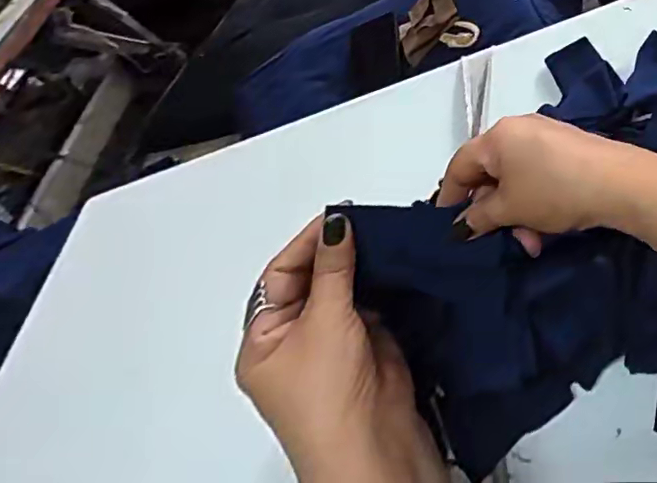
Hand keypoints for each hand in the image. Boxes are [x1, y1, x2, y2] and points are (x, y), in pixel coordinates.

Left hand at [234, 214, 445, 482]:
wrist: (374, 441)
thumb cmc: (328, 397)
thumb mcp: (325, 320)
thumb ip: (333, 267)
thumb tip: (335, 222)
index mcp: (264, 340)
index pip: (280, 274)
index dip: (306, 244)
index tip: (336, 216)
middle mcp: (294, 338)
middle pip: (312, 278)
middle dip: (335, 251)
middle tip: (360, 220)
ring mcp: (332, 339)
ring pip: (343, 286)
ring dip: (360, 263)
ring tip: (378, 233)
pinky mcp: (365, 340)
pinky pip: (369, 298)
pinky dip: (380, 279)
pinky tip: (391, 259)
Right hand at [437, 113, 656, 251]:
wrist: (617, 182)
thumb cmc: (554, 190)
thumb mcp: (510, 209)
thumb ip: (478, 217)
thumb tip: (461, 224)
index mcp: (497, 136)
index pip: (460, 165)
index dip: (450, 197)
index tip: (447, 227)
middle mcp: (518, 129)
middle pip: (489, 173)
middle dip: (492, 212)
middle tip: (499, 240)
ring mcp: (545, 137)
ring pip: (515, 179)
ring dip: (517, 214)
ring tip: (532, 242)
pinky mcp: (567, 148)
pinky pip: (537, 175)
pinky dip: (535, 202)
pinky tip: (547, 229)